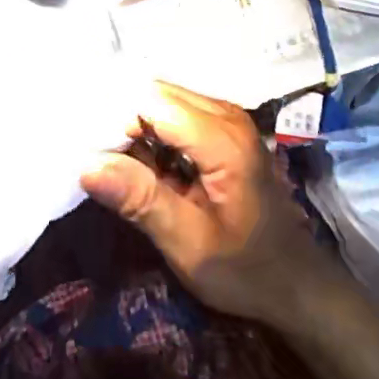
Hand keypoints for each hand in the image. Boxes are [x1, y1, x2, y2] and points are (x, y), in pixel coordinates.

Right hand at [81, 82, 344, 326]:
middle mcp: (225, 115)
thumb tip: (86, 165)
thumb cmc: (245, 269)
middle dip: (118, 120)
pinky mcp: (221, 128)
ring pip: (160, 101)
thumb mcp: (188, 244)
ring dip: (131, 127)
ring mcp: (225, 118)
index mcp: (223, 139)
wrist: (296, 284)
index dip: (112, 120)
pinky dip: (149, 133)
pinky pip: (173, 113)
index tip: (83, 149)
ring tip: (107, 162)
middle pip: (154, 94)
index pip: (150, 102)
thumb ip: (140, 200)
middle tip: (91, 157)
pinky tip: (136, 164)